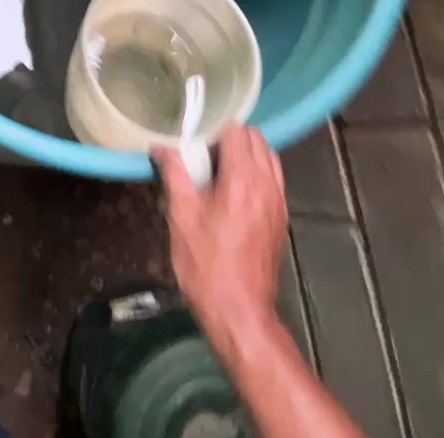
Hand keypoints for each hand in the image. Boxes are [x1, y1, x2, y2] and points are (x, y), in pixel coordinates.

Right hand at [153, 124, 288, 343]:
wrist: (239, 312)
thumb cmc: (206, 264)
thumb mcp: (181, 216)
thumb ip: (174, 173)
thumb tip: (161, 146)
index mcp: (242, 179)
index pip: (237, 131)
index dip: (214, 130)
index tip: (194, 141)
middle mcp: (267, 184)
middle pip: (256, 139)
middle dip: (230, 138)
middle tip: (202, 155)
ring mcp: (279, 201)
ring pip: (268, 157)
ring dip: (246, 154)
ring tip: (217, 172)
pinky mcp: (282, 217)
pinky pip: (273, 178)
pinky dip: (257, 172)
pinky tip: (233, 192)